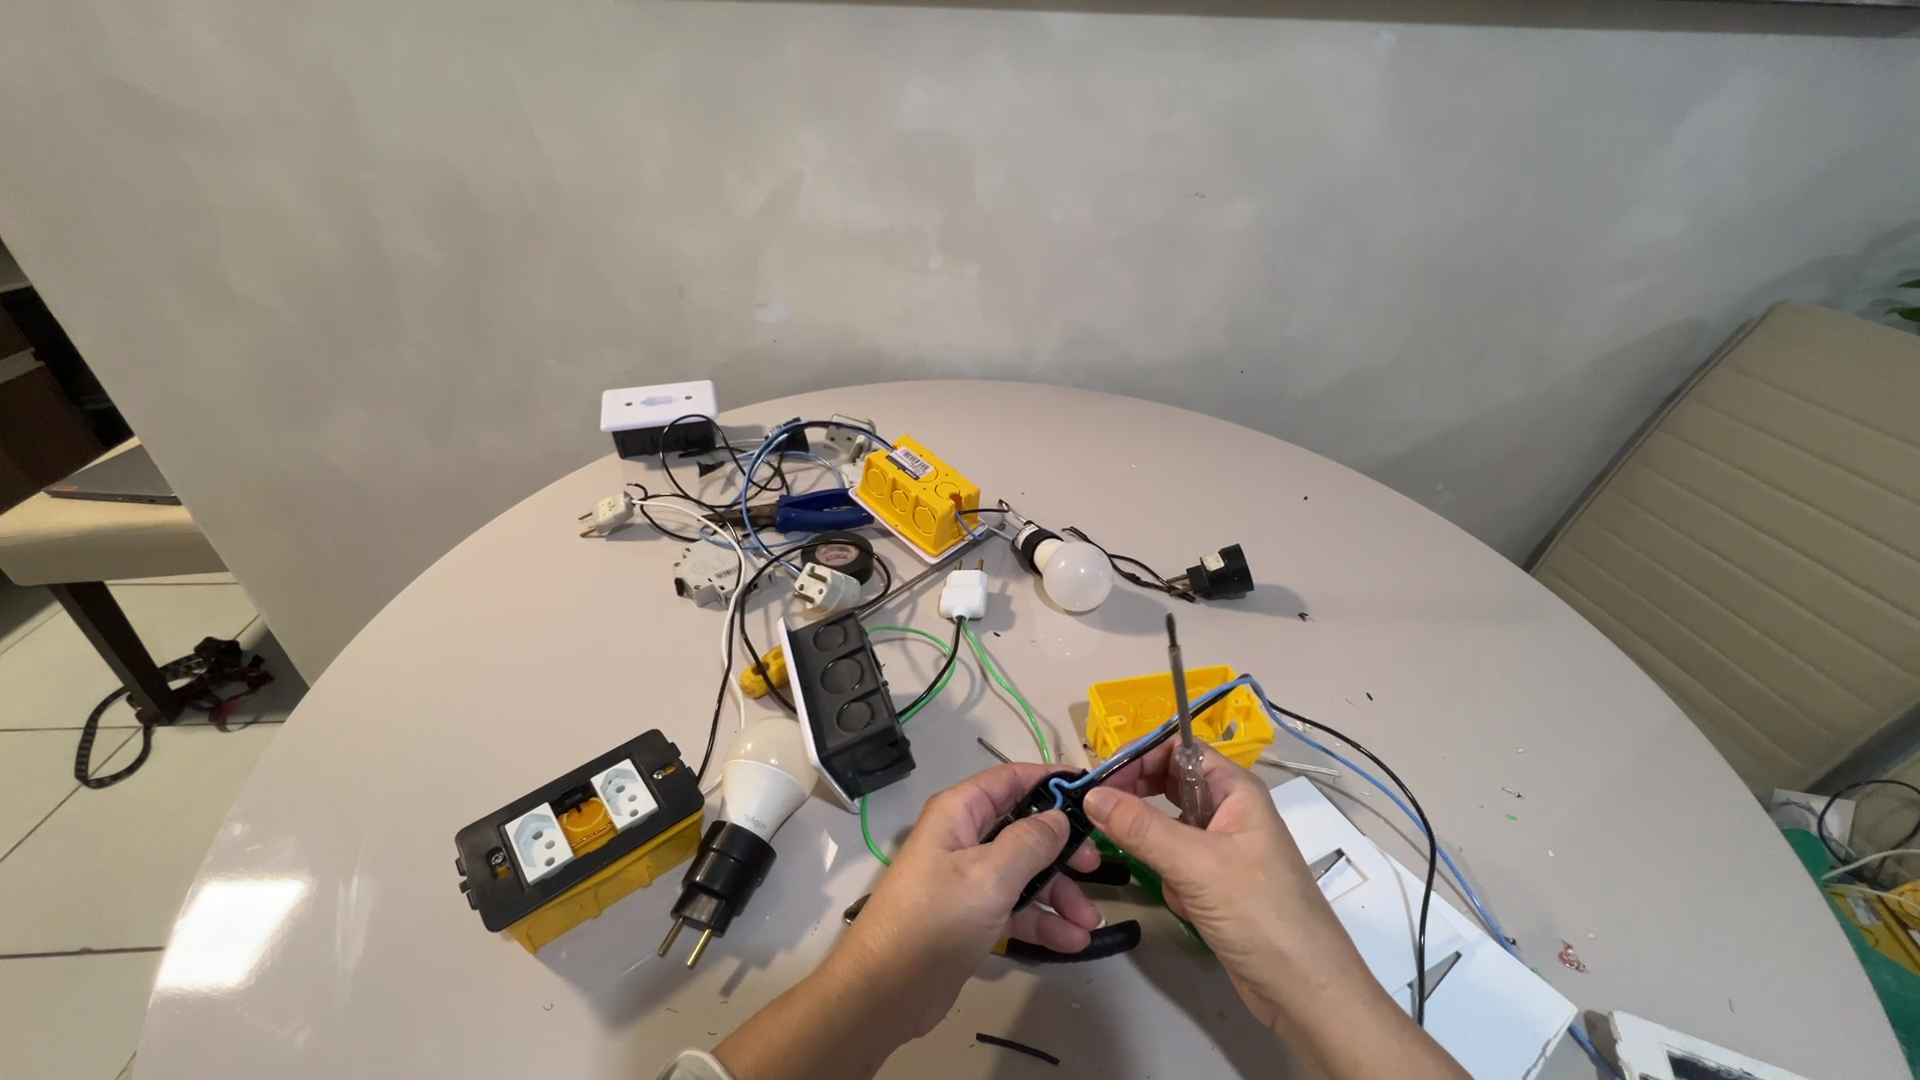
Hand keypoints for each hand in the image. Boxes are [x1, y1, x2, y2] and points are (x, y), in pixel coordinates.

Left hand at [826, 764, 1103, 1037]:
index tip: (1091, 795)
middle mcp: (964, 836)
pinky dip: (1043, 920)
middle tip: (1095, 867)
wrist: (886, 991)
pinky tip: (1072, 941)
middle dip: (1062, 848)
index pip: (1012, 780)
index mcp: (960, 812)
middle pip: (1024, 827)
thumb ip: (1030, 841)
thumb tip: (1059, 817)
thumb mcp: (989, 875)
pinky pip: (1017, 905)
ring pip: (1026, 871)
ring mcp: (968, 877)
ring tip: (1089, 921)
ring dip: (1059, 893)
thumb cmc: (936, 920)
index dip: (1051, 781)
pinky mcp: (973, 914)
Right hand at [1082, 744, 1373, 1028]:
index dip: (1138, 754)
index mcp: (1234, 789)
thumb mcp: (1195, 865)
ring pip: (1166, 823)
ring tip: (1143, 860)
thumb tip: (1091, 795)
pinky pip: (1173, 858)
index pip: (1177, 748)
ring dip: (1151, 842)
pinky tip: (1181, 901)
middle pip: (1168, 781)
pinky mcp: (1214, 880)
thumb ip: (1140, 827)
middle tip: (1099, 811)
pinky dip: (1167, 874)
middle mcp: (1227, 809)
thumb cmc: (1260, 915)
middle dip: (1137, 796)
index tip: (1100, 779)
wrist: (1306, 992)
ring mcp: (1221, 846)